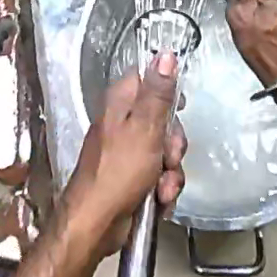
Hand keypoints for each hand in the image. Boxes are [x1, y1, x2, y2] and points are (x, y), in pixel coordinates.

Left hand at [63, 52, 187, 254]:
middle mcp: (122, 122)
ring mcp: (127, 150)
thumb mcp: (145, 127)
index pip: (147, 77)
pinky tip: (158, 200)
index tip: (180, 105)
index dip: (167, 89)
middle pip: (162, 119)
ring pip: (164, 151)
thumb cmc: (119, 170)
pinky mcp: (133, 176)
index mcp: (120, 102)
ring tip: (161, 187)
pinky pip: (159, 175)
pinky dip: (162, 188)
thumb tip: (166, 54)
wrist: (96, 222)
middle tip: (168, 156)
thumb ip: (157, 92)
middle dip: (173, 143)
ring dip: (170, 172)